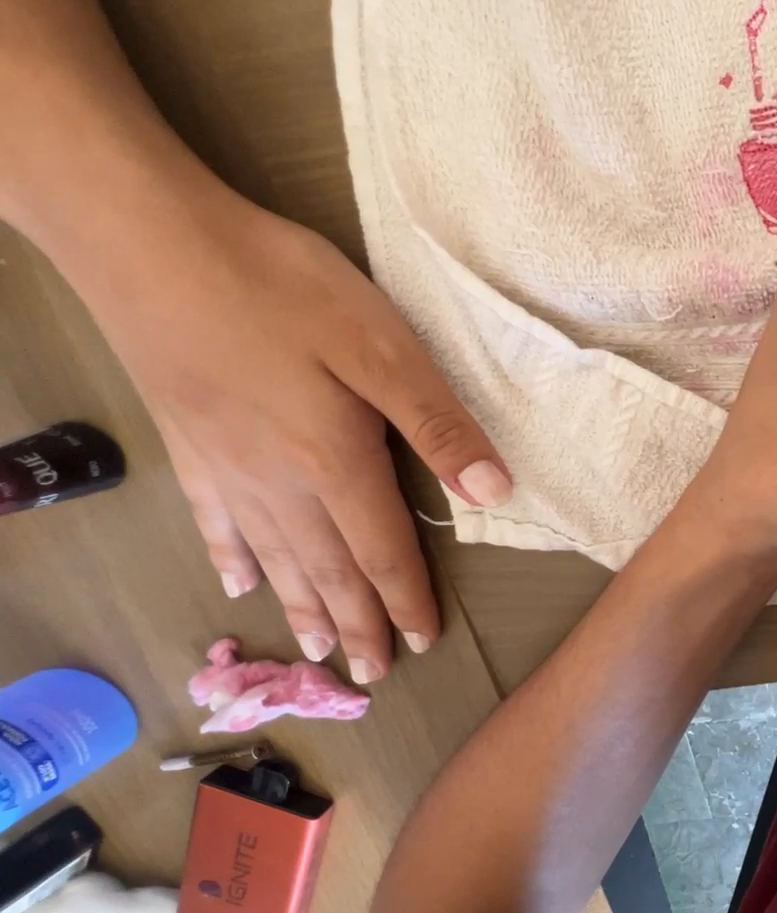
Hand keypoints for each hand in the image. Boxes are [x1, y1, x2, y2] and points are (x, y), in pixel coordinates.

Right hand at [89, 205, 510, 684]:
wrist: (146, 237)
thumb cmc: (283, 290)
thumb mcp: (385, 353)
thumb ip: (439, 427)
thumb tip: (495, 494)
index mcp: (335, 464)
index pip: (383, 552)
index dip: (404, 601)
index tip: (422, 643)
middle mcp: (277, 482)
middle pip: (329, 570)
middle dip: (357, 624)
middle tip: (374, 675)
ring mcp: (223, 467)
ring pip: (276, 559)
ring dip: (303, 608)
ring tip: (318, 653)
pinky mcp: (188, 442)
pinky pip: (215, 522)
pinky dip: (234, 559)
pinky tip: (238, 585)